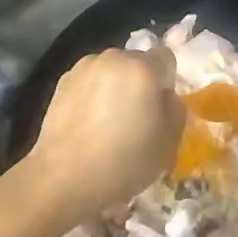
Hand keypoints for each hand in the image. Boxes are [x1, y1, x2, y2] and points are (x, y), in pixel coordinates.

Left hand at [24, 47, 182, 224]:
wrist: (62, 178)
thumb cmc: (123, 162)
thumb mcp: (168, 144)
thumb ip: (176, 110)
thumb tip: (164, 98)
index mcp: (143, 68)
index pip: (166, 59)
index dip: (166, 83)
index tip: (158, 110)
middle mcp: (114, 58)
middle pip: (138, 62)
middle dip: (140, 82)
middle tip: (135, 117)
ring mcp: (85, 67)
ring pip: (113, 70)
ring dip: (116, 86)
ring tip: (107, 121)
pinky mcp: (63, 80)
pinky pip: (90, 80)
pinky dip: (93, 93)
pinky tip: (87, 122)